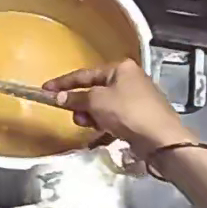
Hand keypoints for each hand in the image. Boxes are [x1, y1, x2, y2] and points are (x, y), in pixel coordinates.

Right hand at [43, 60, 194, 156]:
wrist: (161, 139)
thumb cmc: (128, 112)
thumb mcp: (96, 102)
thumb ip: (75, 98)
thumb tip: (59, 97)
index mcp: (120, 68)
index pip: (84, 74)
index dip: (63, 83)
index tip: (45, 89)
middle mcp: (129, 80)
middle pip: (94, 91)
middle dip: (82, 106)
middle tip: (79, 117)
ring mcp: (135, 99)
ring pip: (103, 107)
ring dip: (92, 118)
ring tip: (93, 127)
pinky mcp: (138, 118)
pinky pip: (113, 120)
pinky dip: (104, 127)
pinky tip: (100, 137)